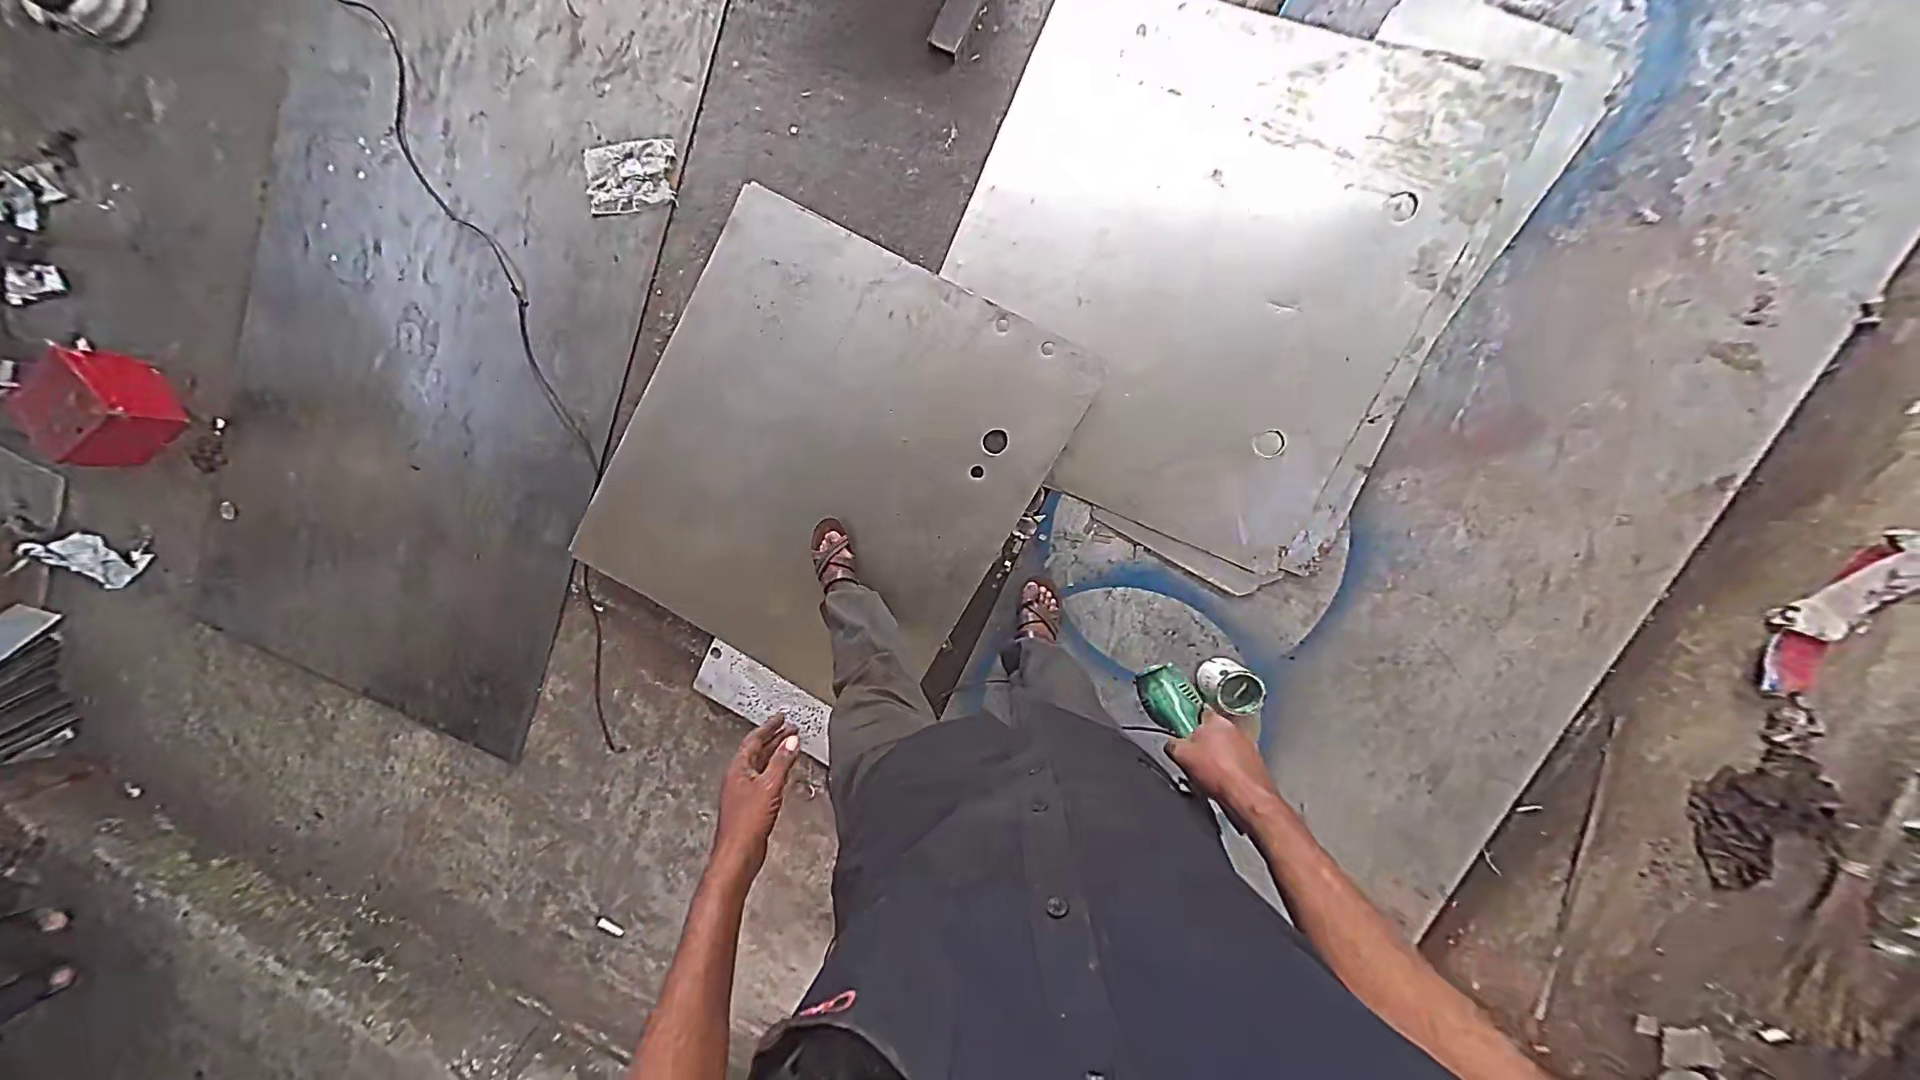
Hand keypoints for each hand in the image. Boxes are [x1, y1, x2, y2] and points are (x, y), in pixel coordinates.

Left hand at [713, 714, 801, 876]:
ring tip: (790, 745)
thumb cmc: (747, 823)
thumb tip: (791, 742)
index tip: (780, 718)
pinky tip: (783, 772)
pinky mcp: (750, 804)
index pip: (754, 739)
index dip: (769, 727)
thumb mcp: (769, 786)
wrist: (738, 854)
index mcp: (738, 769)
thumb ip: (782, 762)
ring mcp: (743, 791)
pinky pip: (764, 778)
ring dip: (776, 753)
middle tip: (788, 728)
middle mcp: (738, 777)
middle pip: (758, 750)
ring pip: (761, 764)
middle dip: (774, 738)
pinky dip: (775, 769)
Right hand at [1165, 708, 1282, 823]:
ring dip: (1216, 759)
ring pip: (1224, 749)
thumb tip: (1171, 744)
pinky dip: (1229, 771)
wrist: (1249, 798)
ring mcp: (1248, 745)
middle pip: (1211, 733)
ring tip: (1208, 775)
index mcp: (1215, 720)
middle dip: (1202, 746)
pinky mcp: (1256, 763)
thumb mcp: (1181, 756)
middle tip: (1193, 760)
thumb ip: (1172, 744)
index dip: (1188, 726)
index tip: (1183, 738)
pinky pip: (1236, 763)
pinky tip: (1222, 783)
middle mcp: (1234, 729)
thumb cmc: (1218, 773)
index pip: (1198, 714)